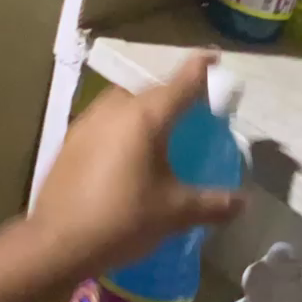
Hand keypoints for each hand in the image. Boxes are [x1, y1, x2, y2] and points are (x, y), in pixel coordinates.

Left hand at [31, 53, 246, 273]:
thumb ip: (213, 204)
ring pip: (125, 104)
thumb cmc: (122, 220)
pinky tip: (129, 152)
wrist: (57, 243)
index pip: (182, 82)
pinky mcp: (71, 141)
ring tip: (162, 129)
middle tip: (194, 108)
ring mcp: (87, 123)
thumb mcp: (175, 213)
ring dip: (146, 109)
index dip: (203, 69)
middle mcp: (115, 109)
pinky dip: (124, 126)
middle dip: (175, 94)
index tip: (216, 58)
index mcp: (145, 117)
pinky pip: (106, 121)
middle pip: (152, 90)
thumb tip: (243, 202)